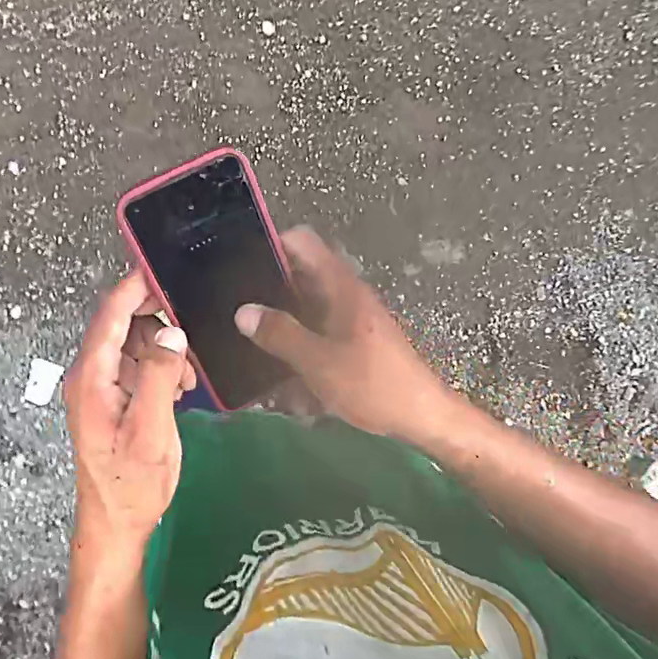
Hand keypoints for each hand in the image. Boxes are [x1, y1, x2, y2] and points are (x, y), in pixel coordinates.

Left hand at [63, 271, 196, 556]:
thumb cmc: (132, 483)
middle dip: (157, 322)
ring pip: (132, 344)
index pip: (110, 316)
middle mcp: (89, 376)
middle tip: (189, 331)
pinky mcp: (112, 399)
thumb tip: (172, 334)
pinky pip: (136, 365)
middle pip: (121, 325)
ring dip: (162, 348)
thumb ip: (160, 376)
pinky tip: (179, 386)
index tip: (159, 269)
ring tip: (187, 373)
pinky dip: (159, 366)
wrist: (115, 525)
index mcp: (92, 378)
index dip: (133, 288)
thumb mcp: (151, 429)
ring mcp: (99, 388)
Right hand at [235, 227, 462, 443]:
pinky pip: (317, 333)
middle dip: (269, 288)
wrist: (421, 416)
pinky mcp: (354, 342)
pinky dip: (299, 345)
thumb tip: (244, 311)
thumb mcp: (318, 361)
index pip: (302, 242)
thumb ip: (280, 334)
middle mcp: (346, 294)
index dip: (271, 242)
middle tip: (236, 305)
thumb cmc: (373, 384)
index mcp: (340, 286)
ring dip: (283, 322)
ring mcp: (351, 318)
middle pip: (300, 275)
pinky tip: (280, 374)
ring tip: (250, 340)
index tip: (241, 261)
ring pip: (306, 307)